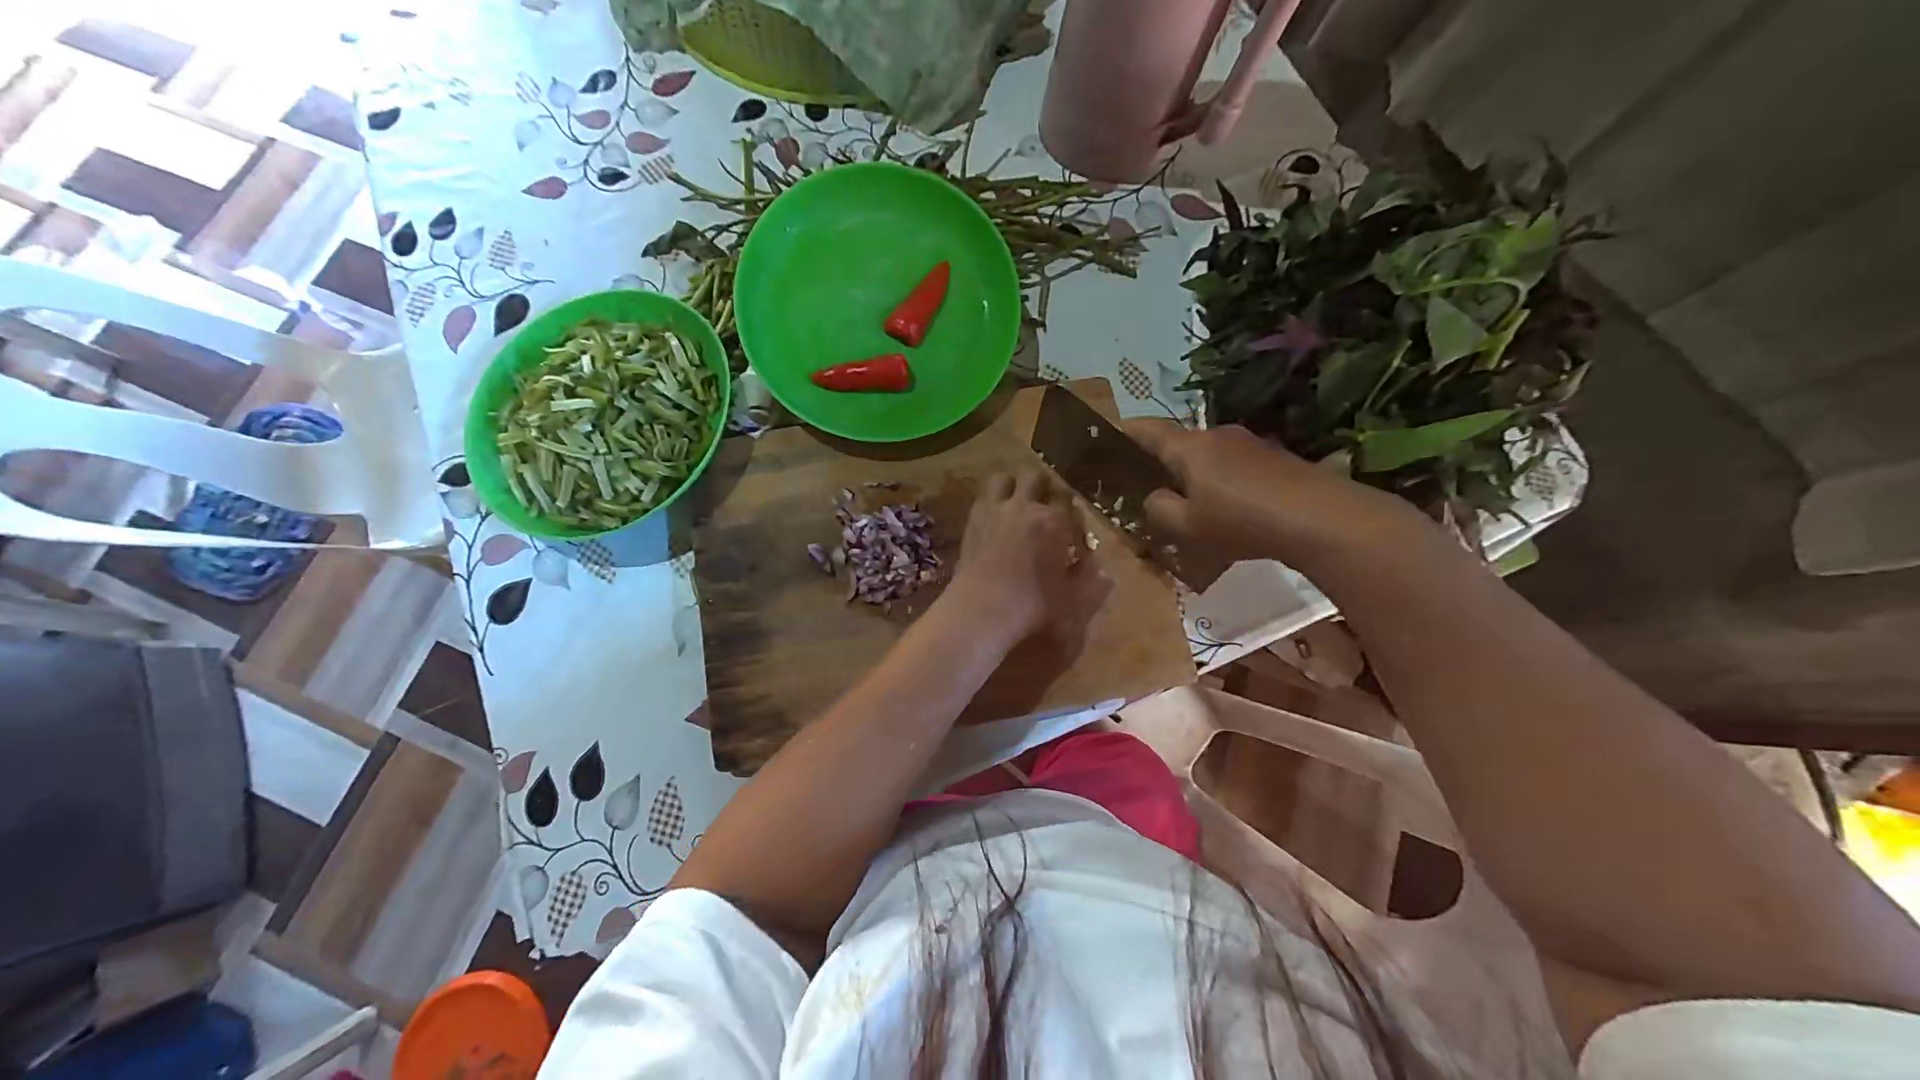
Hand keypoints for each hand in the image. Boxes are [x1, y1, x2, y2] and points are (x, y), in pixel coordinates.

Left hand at [946, 470, 1105, 644]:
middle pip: (1036, 477)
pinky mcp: (972, 520)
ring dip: (1012, 486)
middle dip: (1042, 487)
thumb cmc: (1033, 605)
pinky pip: (983, 497)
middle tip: (1044, 506)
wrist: (983, 609)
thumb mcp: (1070, 596)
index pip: (1067, 497)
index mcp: (1055, 522)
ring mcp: (995, 510)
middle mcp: (1025, 507)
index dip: (1069, 508)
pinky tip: (993, 518)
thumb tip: (1100, 570)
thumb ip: (1086, 578)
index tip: (1069, 526)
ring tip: (1015, 503)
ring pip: (1004, 479)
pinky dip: (991, 501)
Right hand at [1122, 419, 1436, 573]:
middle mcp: (1217, 435)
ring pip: (1207, 456)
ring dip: (1193, 475)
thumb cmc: (1242, 520)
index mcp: (1189, 447)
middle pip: (1178, 443)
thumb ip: (1159, 509)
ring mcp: (1249, 444)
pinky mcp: (1274, 458)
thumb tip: (1154, 498)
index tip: (1107, 438)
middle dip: (1160, 462)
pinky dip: (1220, 482)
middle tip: (1146, 488)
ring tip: (1188, 505)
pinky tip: (1226, 510)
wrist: (1320, 517)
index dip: (1124, 432)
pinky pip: (1233, 466)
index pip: (1146, 429)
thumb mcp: (1187, 525)